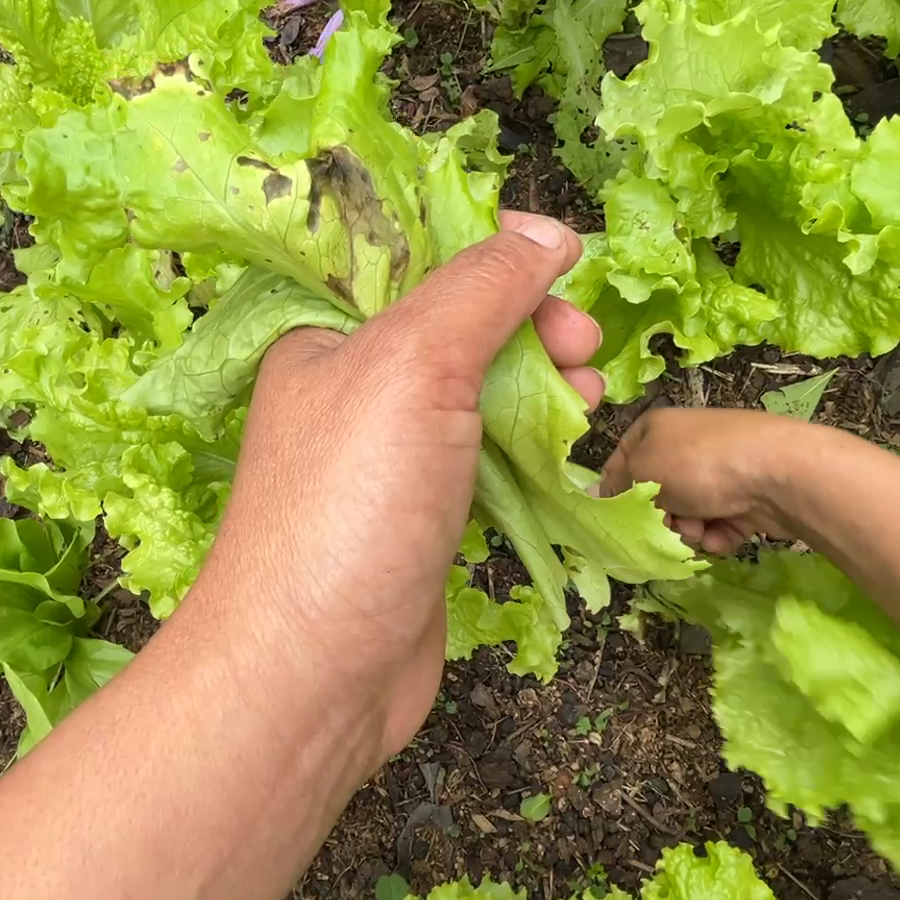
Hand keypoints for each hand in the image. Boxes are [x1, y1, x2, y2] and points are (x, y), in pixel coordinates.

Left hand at [190, 211, 600, 757]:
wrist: (314, 670)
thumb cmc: (351, 504)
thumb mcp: (413, 365)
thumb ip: (479, 289)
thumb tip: (542, 229)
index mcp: (327, 338)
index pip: (418, 267)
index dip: (493, 258)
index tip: (564, 263)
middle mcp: (353, 391)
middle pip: (458, 329)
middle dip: (528, 325)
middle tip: (581, 345)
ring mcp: (388, 458)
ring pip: (479, 395)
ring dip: (540, 386)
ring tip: (586, 397)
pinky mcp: (421, 515)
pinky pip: (484, 456)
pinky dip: (529, 444)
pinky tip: (567, 446)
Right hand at [598, 407, 828, 554]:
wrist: (780, 473)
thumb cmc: (697, 465)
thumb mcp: (641, 472)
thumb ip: (615, 487)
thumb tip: (594, 493)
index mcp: (654, 429)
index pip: (619, 463)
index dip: (615, 493)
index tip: (617, 518)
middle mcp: (683, 445)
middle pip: (654, 494)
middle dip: (659, 518)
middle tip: (669, 524)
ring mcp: (716, 470)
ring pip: (685, 513)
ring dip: (688, 530)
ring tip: (703, 529)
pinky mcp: (744, 494)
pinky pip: (717, 522)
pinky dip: (717, 533)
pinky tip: (725, 534)